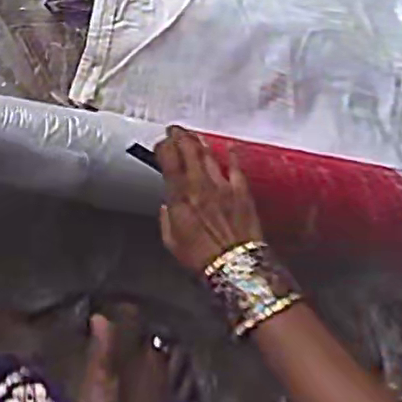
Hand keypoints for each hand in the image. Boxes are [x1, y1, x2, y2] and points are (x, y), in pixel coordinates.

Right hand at [157, 127, 265, 271]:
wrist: (237, 270)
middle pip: (188, 150)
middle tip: (174, 131)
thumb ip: (166, 219)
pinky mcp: (241, 191)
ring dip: (198, 142)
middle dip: (179, 136)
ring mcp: (222, 185)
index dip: (163, 147)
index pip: (168, 159)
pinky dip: (231, 154)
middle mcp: (199, 185)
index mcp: (179, 196)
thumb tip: (166, 207)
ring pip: (207, 154)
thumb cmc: (201, 259)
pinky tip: (228, 146)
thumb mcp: (172, 242)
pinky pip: (235, 167)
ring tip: (193, 136)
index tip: (160, 144)